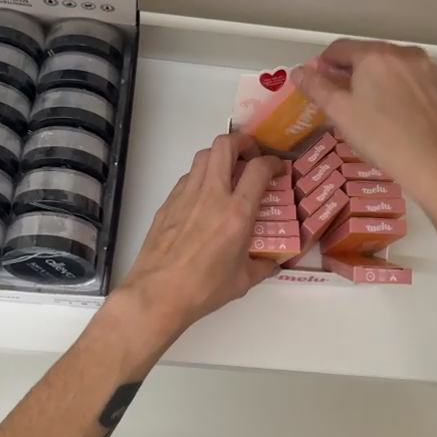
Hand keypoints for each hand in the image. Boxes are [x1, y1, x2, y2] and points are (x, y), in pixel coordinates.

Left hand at [112, 133, 283, 341]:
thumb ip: (261, 266)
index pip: (258, 168)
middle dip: (242, 142)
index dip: (273, 161)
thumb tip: (272, 263)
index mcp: (236, 212)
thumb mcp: (242, 281)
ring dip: (219, 156)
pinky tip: (204, 196)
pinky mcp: (168, 202)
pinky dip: (200, 176)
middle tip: (250, 155)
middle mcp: (212, 195)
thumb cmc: (203, 289)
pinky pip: (187, 177)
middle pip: (224, 146)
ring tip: (228, 171)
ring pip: (203, 155)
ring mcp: (186, 195)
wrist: (157, 294)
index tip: (278, 168)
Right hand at [292, 40, 436, 203]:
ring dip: (371, 78)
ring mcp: (424, 68)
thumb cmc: (380, 137)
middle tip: (337, 98)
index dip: (322, 64)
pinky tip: (390, 111)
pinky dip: (393, 86)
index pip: (339, 48)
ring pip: (388, 65)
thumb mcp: (340, 112)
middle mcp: (402, 53)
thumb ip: (316, 87)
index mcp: (375, 54)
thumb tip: (299, 72)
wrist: (432, 163)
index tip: (315, 83)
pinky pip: (407, 78)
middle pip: (366, 54)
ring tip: (364, 106)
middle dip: (348, 71)